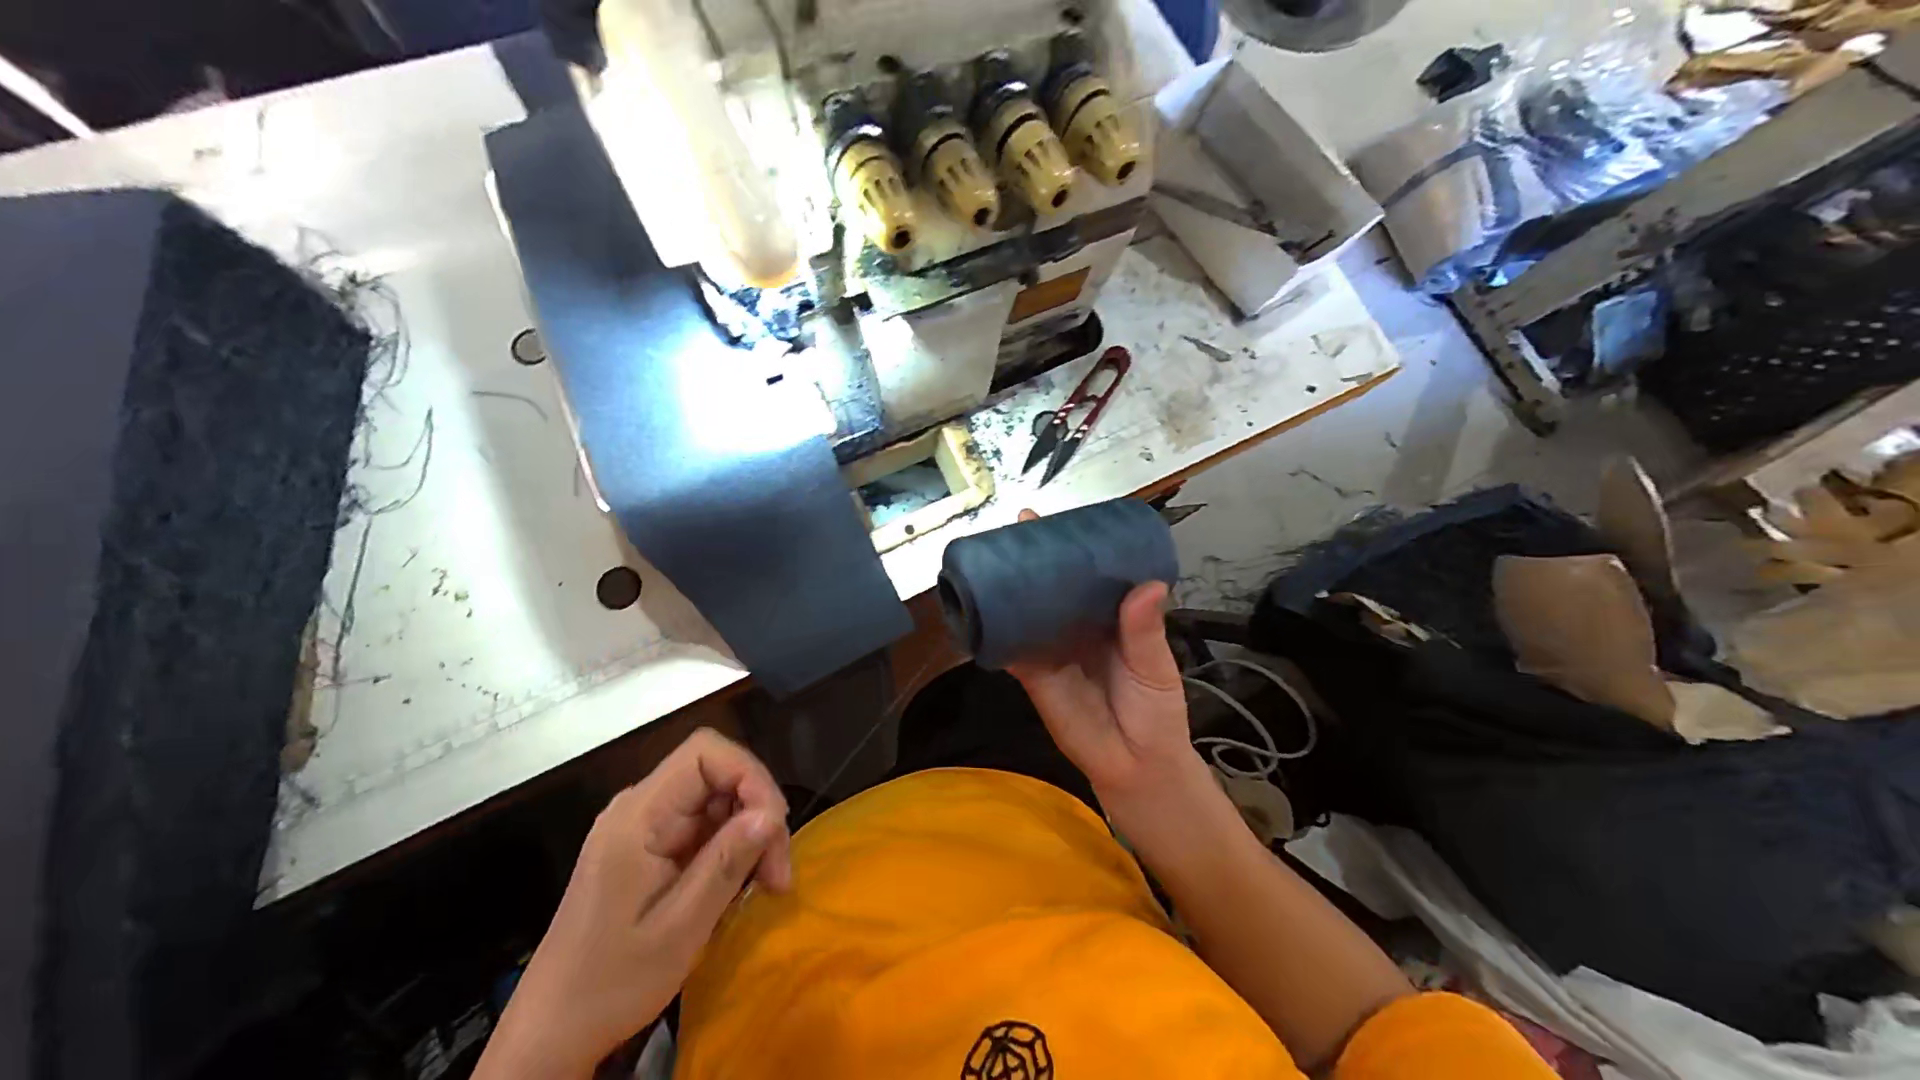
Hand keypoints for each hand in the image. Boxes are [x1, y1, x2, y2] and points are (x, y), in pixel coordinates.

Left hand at [476, 729, 791, 1078]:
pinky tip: (743, 883)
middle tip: (777, 871)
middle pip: (716, 774)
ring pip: (716, 799)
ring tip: (767, 883)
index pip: (705, 753)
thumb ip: (727, 862)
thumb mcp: (680, 927)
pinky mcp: (649, 847)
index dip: (750, 774)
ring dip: (750, 832)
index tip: (774, 825)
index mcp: (638, 816)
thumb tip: (772, 813)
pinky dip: (732, 847)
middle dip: (758, 810)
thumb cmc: (613, 981)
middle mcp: (639, 808)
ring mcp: (643, 827)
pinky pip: (703, 825)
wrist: (552, 1030)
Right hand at [1004, 512, 1201, 801]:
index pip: (1089, 575)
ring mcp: (1051, 648)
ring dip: (1010, 585)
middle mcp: (1076, 626)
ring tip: (994, 554)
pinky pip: (1009, 647)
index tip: (1062, 521)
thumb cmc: (1155, 711)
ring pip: (1027, 610)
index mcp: (1109, 617)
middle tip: (1020, 525)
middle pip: (1051, 586)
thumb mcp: (1155, 667)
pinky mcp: (1031, 673)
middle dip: (1035, 558)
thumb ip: (1145, 631)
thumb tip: (1147, 586)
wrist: (1136, 765)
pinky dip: (994, 628)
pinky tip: (980, 603)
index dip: (1074, 548)